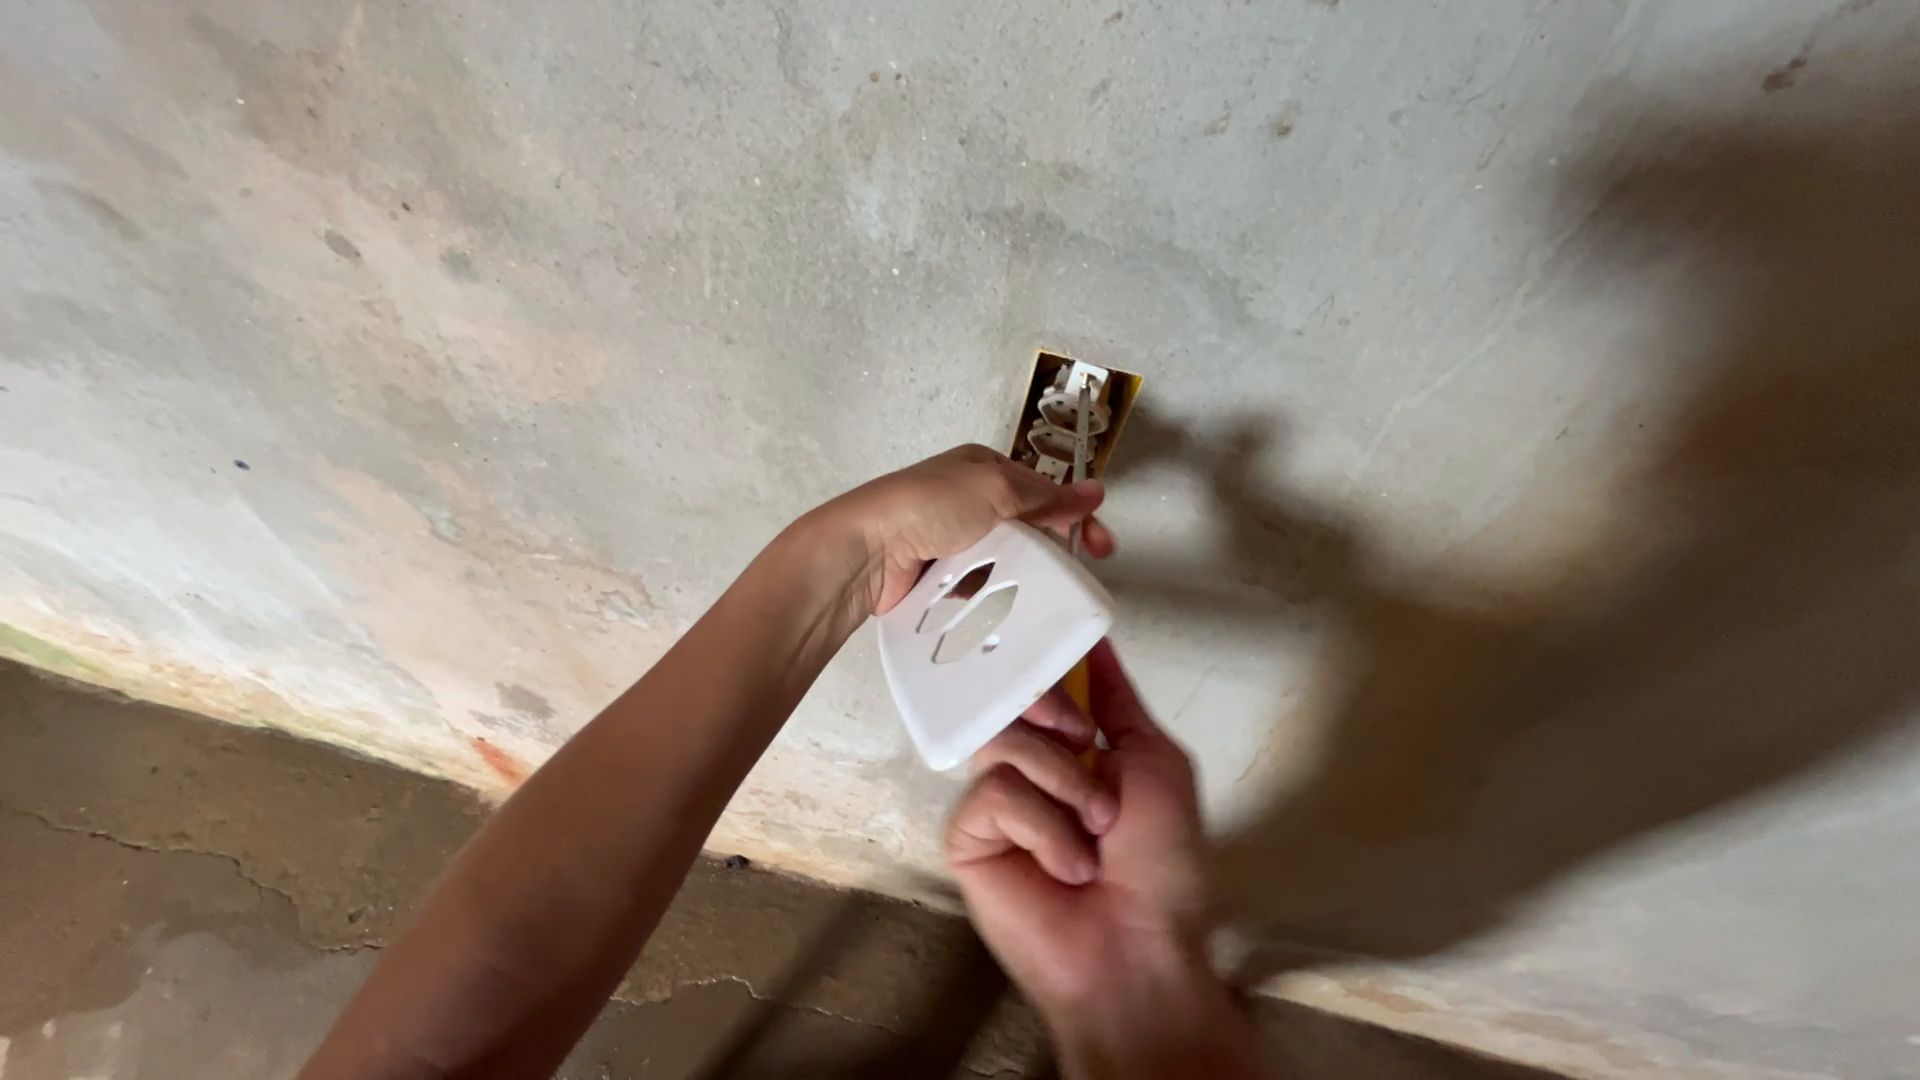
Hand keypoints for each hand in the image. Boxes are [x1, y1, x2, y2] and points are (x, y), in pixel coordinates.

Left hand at [813, 444, 1115, 614]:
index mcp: (984, 471)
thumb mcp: (994, 488)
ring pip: (1006, 564)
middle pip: (1028, 532)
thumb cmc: (929, 507)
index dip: (1075, 517)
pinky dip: (996, 600)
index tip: (1101, 549)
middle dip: (1054, 557)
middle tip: (1077, 586)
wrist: (866, 551)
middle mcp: (970, 504)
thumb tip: (1095, 491)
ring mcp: (954, 543)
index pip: (1044, 493)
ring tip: (1046, 607)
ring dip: (1025, 582)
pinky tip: (1010, 616)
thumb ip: (1046, 496)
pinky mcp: (941, 578)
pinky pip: (981, 590)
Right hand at [946, 642, 1259, 1077]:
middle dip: (1051, 715)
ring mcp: (995, 801)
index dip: (1049, 675)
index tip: (1079, 690)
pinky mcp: (967, 835)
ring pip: (1002, 744)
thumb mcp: (1156, 762)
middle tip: (1084, 744)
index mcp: (1070, 747)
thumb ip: (1118, 699)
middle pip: (1011, 703)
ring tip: (1095, 832)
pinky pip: (991, 795)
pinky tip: (1066, 867)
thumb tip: (1096, 638)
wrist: (1138, 945)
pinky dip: (1040, 826)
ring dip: (1062, 784)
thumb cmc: (1161, 860)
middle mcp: (1028, 767)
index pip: (1037, 686)